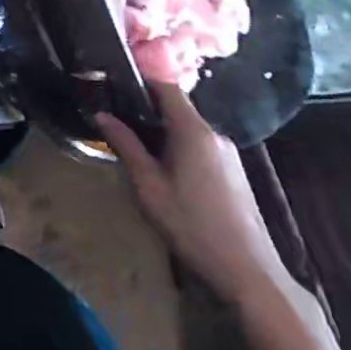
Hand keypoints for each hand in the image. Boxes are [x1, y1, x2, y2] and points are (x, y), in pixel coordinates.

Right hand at [94, 83, 288, 299]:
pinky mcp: (234, 172)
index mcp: (192, 130)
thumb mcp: (148, 186)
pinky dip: (179, 146)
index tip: (115, 79)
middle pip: (177, 106)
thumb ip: (126, 145)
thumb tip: (101, 114)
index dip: (141, 77)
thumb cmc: (191, 224)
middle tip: (118, 117)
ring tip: (136, 145)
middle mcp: (213, 133)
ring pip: (188, 128)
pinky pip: (200, 145)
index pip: (166, 85)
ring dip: (163, 130)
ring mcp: (227, 153)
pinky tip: (166, 170)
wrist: (249, 272)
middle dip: (147, 108)